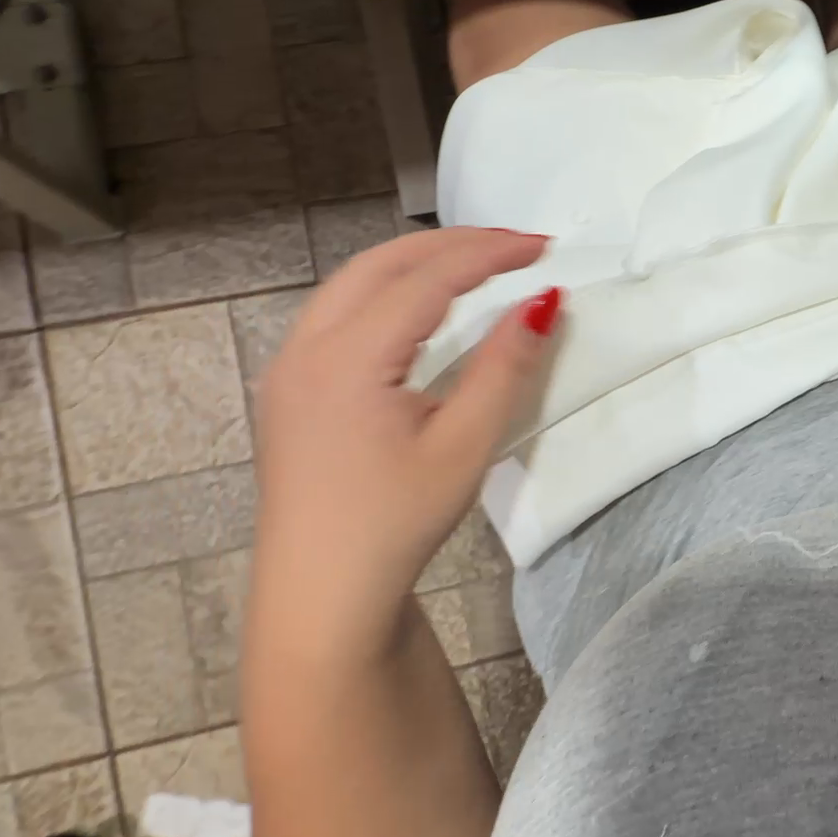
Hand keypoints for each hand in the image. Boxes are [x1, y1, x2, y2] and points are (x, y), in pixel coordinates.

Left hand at [251, 228, 559, 648]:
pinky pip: (343, 310)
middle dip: (454, 244)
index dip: (490, 254)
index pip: (427, 279)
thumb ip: (505, 365)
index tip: (545, 246)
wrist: (324, 592)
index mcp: (346, 359)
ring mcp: (291, 367)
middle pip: (381, 265)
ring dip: (420, 261)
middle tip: (519, 245)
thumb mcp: (465, 444)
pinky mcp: (294, 388)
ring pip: (355, 282)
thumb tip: (544, 302)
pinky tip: (426, 306)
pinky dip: (394, 288)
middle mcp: (306, 348)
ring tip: (482, 264)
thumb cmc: (398, 520)